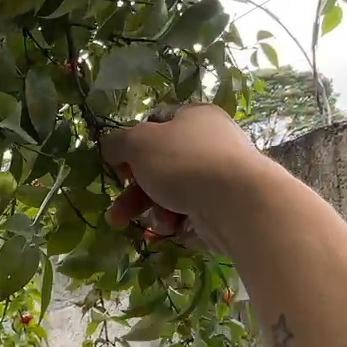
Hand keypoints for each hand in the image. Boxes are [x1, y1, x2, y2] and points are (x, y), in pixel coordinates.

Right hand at [99, 103, 270, 250]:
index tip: (119, 168)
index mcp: (193, 117)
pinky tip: (177, 228)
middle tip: (117, 215)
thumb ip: (117, 143)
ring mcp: (218, 175)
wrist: (235, 201)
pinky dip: (178, 222)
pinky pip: (190, 213)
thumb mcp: (138, 143)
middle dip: (134, 195)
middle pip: (158, 168)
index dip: (132, 147)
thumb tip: (110, 148)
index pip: (155, 126)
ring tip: (159, 225)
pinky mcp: (224, 205)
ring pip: (171, 194)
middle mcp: (208, 142)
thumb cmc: (183, 163)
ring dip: (155, 212)